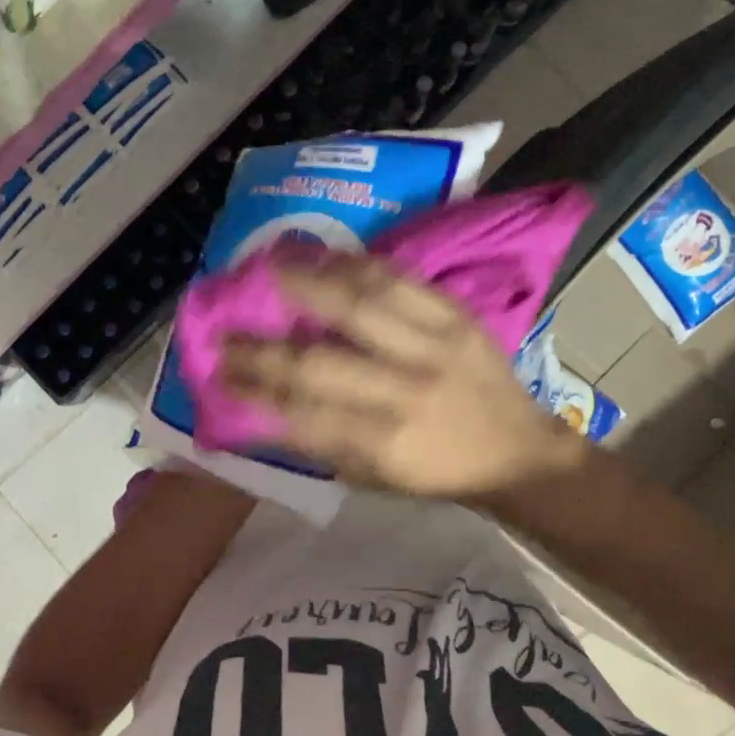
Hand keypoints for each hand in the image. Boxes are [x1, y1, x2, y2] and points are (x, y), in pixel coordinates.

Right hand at [218, 254, 589, 502]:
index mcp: (384, 443)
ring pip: (360, 305)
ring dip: (305, 284)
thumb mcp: (374, 478)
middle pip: (319, 361)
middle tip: (224, 333)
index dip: (253, 392)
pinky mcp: (457, 318)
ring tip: (267, 267)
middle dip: (261, 347)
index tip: (216, 376)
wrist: (517, 453)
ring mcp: (435, 348)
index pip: (301, 413)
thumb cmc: (434, 474)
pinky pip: (400, 282)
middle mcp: (406, 392)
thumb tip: (262, 412)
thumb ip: (320, 445)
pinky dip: (358, 266)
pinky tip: (326, 257)